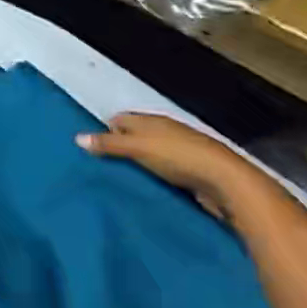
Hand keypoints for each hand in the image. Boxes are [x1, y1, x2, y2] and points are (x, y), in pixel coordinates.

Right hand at [77, 113, 271, 220]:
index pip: (120, 119)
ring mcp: (182, 152)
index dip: (106, 131)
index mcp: (152, 120)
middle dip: (121, 148)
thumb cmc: (179, 158)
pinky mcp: (194, 172)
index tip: (94, 149)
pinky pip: (165, 172)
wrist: (230, 184)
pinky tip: (147, 188)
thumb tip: (76, 137)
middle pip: (135, 136)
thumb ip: (108, 144)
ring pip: (151, 155)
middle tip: (102, 166)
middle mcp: (166, 132)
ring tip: (121, 179)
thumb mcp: (137, 149)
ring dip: (139, 165)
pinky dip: (155, 178)